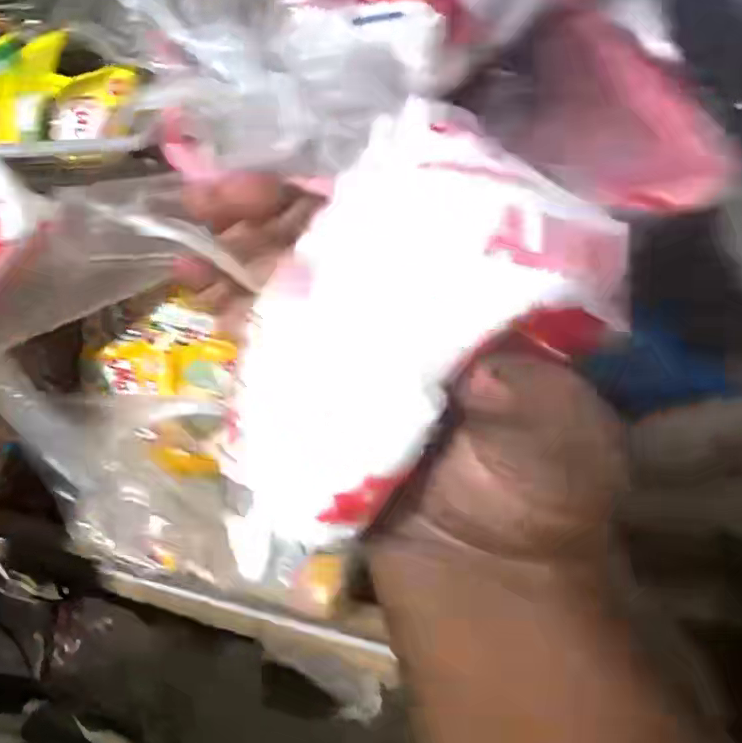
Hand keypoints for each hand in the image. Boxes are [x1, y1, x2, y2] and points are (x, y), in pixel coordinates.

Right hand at [179, 173, 625, 571]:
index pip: (394, 226)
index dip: (340, 197)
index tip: (295, 183)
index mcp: (451, 297)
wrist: (466, 559)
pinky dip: (214, 294)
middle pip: (316, 238)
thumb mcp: (555, 449)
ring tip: (187, 220)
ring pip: (271, 270)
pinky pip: (244, 321)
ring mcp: (326, 333)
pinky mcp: (284, 367)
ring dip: (228, 242)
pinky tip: (185, 275)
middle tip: (211, 194)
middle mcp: (382, 301)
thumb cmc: (526, 494)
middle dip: (263, 208)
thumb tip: (489, 367)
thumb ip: (531, 407)